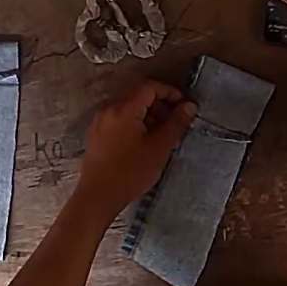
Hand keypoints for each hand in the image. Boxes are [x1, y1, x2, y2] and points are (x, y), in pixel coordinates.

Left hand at [72, 79, 195, 218]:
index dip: (169, 92)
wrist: (97, 198)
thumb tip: (189, 106)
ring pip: (130, 110)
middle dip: (161, 107)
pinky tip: (146, 145)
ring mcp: (100, 123)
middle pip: (139, 97)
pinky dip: (136, 125)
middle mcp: (109, 110)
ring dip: (150, 118)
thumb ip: (176, 123)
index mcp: (123, 109)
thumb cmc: (130, 172)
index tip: (183, 105)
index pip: (149, 87)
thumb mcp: (159, 148)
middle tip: (176, 125)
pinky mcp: (97, 136)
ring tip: (164, 138)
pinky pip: (120, 121)